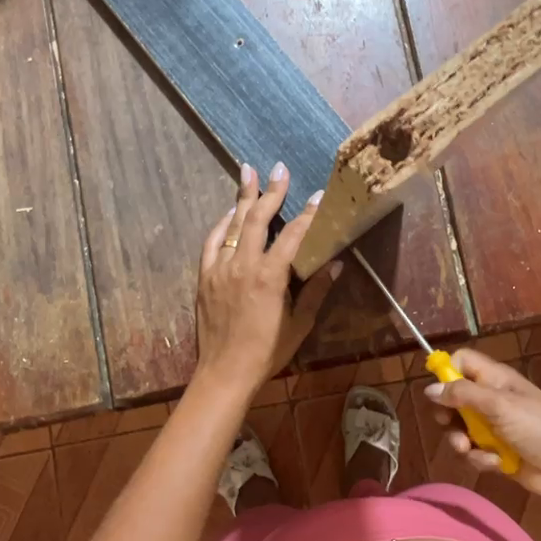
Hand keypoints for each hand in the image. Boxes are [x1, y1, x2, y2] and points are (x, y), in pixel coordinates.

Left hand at [195, 162, 341, 394]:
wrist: (224, 372)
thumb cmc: (267, 352)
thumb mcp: (300, 324)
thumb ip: (316, 291)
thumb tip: (336, 263)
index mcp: (270, 276)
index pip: (293, 235)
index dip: (308, 214)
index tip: (318, 195)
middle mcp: (243, 265)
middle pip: (258, 218)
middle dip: (271, 191)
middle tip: (279, 168)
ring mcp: (220, 269)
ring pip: (233, 225)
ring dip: (242, 197)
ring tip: (248, 171)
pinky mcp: (205, 277)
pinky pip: (212, 242)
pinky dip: (221, 225)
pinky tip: (229, 213)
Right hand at [424, 349, 540, 499]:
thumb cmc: (538, 427)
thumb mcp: (499, 405)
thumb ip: (462, 394)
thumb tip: (429, 389)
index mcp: (495, 379)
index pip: (462, 362)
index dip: (447, 371)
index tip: (437, 390)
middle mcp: (491, 399)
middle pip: (453, 397)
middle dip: (447, 412)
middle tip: (447, 421)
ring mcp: (492, 426)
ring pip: (459, 427)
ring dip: (460, 440)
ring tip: (467, 448)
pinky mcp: (494, 451)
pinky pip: (472, 451)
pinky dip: (479, 457)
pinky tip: (495, 462)